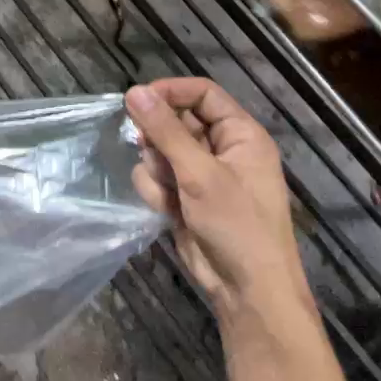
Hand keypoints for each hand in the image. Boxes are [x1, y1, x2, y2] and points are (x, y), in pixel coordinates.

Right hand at [125, 78, 309, 325]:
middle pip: (174, 120)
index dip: (170, 93)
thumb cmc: (237, 225)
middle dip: (158, 138)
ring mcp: (200, 174)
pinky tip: (167, 209)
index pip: (202, 94)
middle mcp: (222, 149)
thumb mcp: (200, 174)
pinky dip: (155, 190)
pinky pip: (154, 176)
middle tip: (148, 150)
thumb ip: (165, 131)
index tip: (137, 101)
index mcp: (241, 135)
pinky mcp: (183, 195)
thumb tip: (133, 92)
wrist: (246, 289)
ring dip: (155, 169)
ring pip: (158, 150)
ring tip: (170, 191)